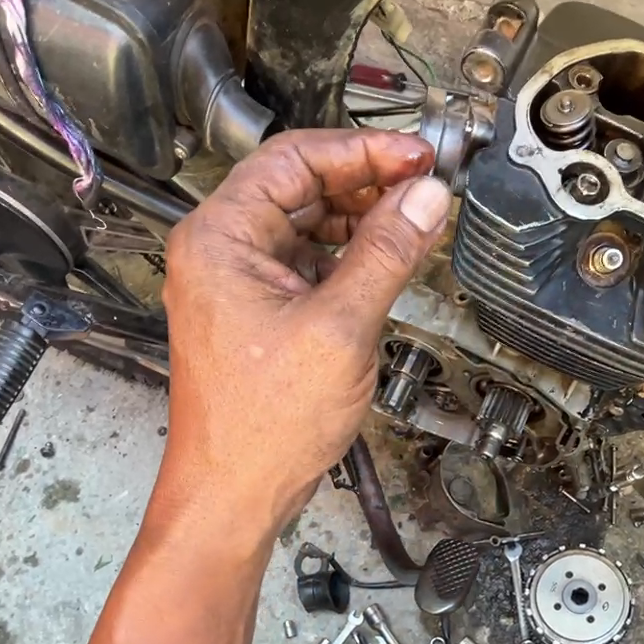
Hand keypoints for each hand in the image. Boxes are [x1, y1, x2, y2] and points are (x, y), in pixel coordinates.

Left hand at [157, 130, 450, 524]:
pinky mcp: (257, 314)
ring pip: (306, 226)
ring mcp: (237, 285)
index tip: (416, 158)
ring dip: (359, 221)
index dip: (363, 151)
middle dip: (365, 183)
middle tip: (422, 189)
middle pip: (300, 188)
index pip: (295, 159)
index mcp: (220, 239)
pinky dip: (346, 258)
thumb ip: (386, 254)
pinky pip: (306, 265)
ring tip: (411, 225)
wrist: (235, 492)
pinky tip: (382, 263)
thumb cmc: (263, 426)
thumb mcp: (341, 328)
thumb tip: (424, 199)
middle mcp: (220, 253)